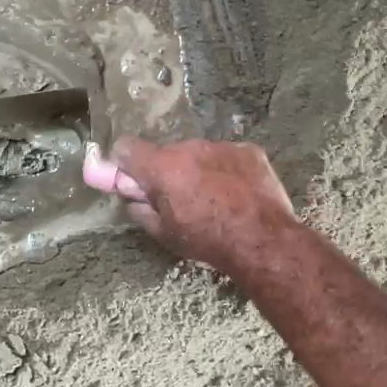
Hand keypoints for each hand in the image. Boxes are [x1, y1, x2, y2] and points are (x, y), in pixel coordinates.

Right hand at [85, 137, 296, 272]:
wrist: (263, 240)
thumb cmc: (206, 240)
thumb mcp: (162, 233)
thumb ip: (140, 209)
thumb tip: (133, 198)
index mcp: (162, 168)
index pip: (126, 147)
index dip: (123, 162)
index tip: (130, 178)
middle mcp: (189, 148)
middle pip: (164, 153)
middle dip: (164, 171)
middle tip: (177, 198)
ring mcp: (221, 146)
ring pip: (196, 154)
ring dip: (195, 170)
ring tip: (211, 198)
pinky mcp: (248, 150)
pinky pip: (224, 156)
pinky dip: (223, 170)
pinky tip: (235, 193)